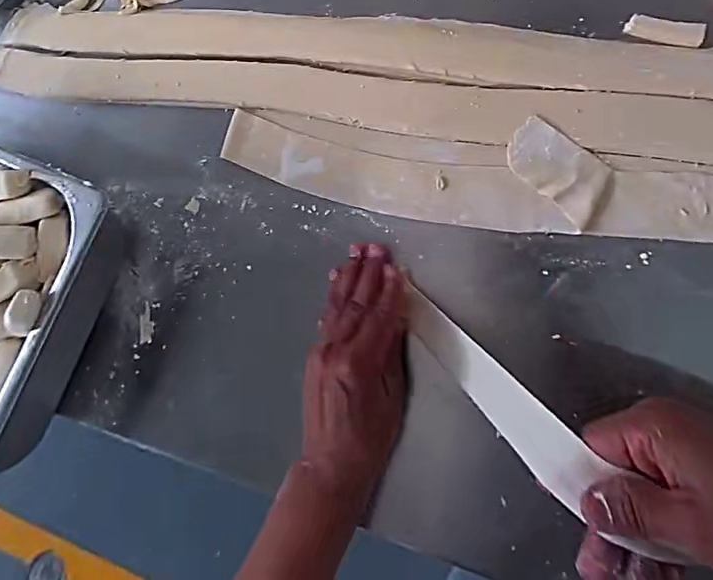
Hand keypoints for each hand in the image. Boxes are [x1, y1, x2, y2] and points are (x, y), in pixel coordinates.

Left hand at [298, 242, 406, 493]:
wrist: (330, 464)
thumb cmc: (368, 438)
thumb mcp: (393, 395)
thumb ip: (392, 351)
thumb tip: (398, 317)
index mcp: (359, 362)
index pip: (380, 316)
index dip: (391, 290)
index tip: (397, 269)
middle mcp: (336, 351)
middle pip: (357, 302)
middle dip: (369, 272)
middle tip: (377, 248)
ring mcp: (322, 351)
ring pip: (339, 305)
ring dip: (350, 276)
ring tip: (357, 252)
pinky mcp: (315, 354)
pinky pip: (328, 318)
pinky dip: (334, 295)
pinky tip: (338, 279)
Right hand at [577, 398, 712, 579]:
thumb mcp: (689, 524)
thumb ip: (632, 509)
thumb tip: (591, 499)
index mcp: (657, 425)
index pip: (594, 443)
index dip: (580, 483)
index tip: (575, 521)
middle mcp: (672, 431)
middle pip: (618, 470)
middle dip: (609, 520)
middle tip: (601, 567)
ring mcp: (696, 454)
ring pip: (645, 491)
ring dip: (634, 535)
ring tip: (628, 575)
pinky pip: (672, 498)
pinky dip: (662, 532)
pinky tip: (657, 566)